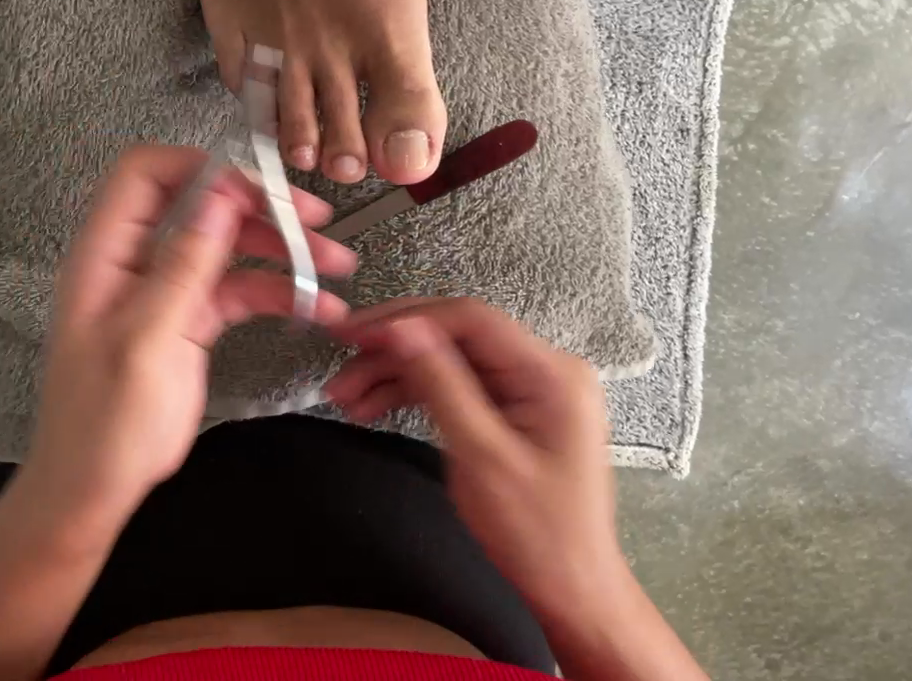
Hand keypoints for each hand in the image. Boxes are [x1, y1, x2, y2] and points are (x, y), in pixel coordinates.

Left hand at [25, 146, 354, 524]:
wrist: (94, 489)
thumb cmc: (106, 421)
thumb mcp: (148, 339)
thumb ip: (185, 264)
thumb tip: (218, 194)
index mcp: (107, 251)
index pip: (146, 174)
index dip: (199, 167)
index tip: (256, 187)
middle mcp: (136, 259)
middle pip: (199, 205)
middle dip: (259, 208)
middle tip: (316, 220)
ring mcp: (163, 289)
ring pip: (225, 246)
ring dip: (280, 251)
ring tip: (336, 264)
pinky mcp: (187, 319)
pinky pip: (235, 290)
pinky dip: (275, 293)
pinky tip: (317, 307)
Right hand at [323, 298, 626, 618]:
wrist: (570, 592)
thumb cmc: (536, 533)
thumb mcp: (480, 455)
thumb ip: (440, 384)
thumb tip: (399, 328)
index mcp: (549, 372)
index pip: (469, 320)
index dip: (406, 319)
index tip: (355, 333)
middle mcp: (540, 368)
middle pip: (451, 336)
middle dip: (391, 349)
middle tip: (340, 362)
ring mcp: (523, 387)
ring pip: (442, 359)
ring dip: (390, 374)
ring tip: (343, 396)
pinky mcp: (506, 406)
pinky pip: (449, 383)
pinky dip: (408, 393)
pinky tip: (369, 407)